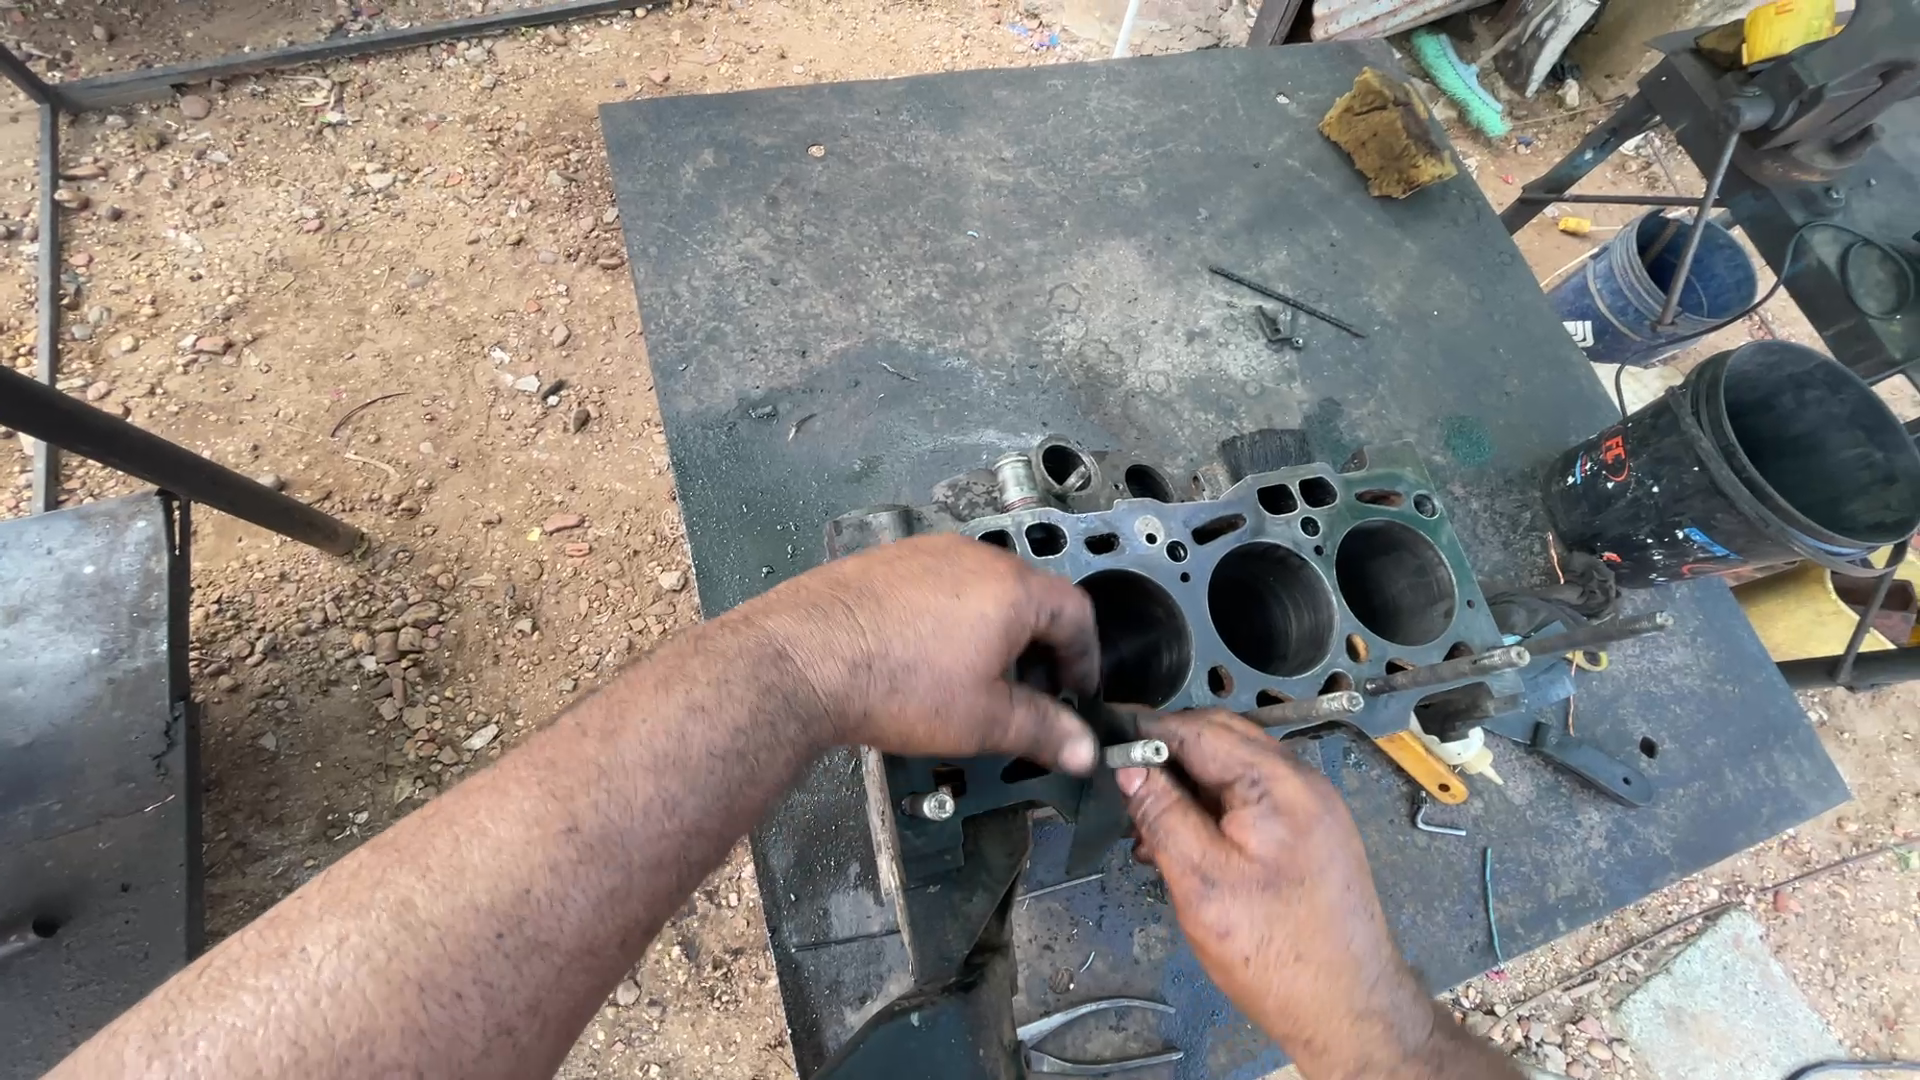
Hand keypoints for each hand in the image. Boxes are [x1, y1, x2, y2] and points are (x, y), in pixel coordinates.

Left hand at [735, 534, 1101, 773]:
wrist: (802, 658)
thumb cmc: (902, 686)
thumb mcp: (984, 719)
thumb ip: (1043, 730)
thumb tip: (1087, 751)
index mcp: (1013, 588)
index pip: (1077, 611)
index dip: (1084, 657)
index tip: (1074, 692)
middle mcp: (975, 556)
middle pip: (1031, 596)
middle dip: (1039, 645)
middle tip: (1026, 690)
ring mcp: (928, 551)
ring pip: (983, 588)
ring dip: (995, 629)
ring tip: (973, 675)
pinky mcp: (889, 559)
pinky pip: (939, 582)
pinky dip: (952, 615)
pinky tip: (924, 652)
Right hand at [1117, 710, 1435, 1078]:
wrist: (1354, 1015)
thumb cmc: (1273, 950)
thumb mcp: (1201, 881)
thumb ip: (1161, 813)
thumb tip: (1127, 764)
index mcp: (1276, 781)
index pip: (1196, 729)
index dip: (1145, 729)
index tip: (1100, 734)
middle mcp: (1297, 778)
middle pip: (1216, 737)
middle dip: (1163, 752)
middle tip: (1118, 775)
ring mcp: (1306, 803)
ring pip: (1228, 765)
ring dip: (1183, 781)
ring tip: (1142, 817)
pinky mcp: (1305, 828)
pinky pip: (1246, 794)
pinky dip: (1208, 803)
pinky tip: (1179, 836)